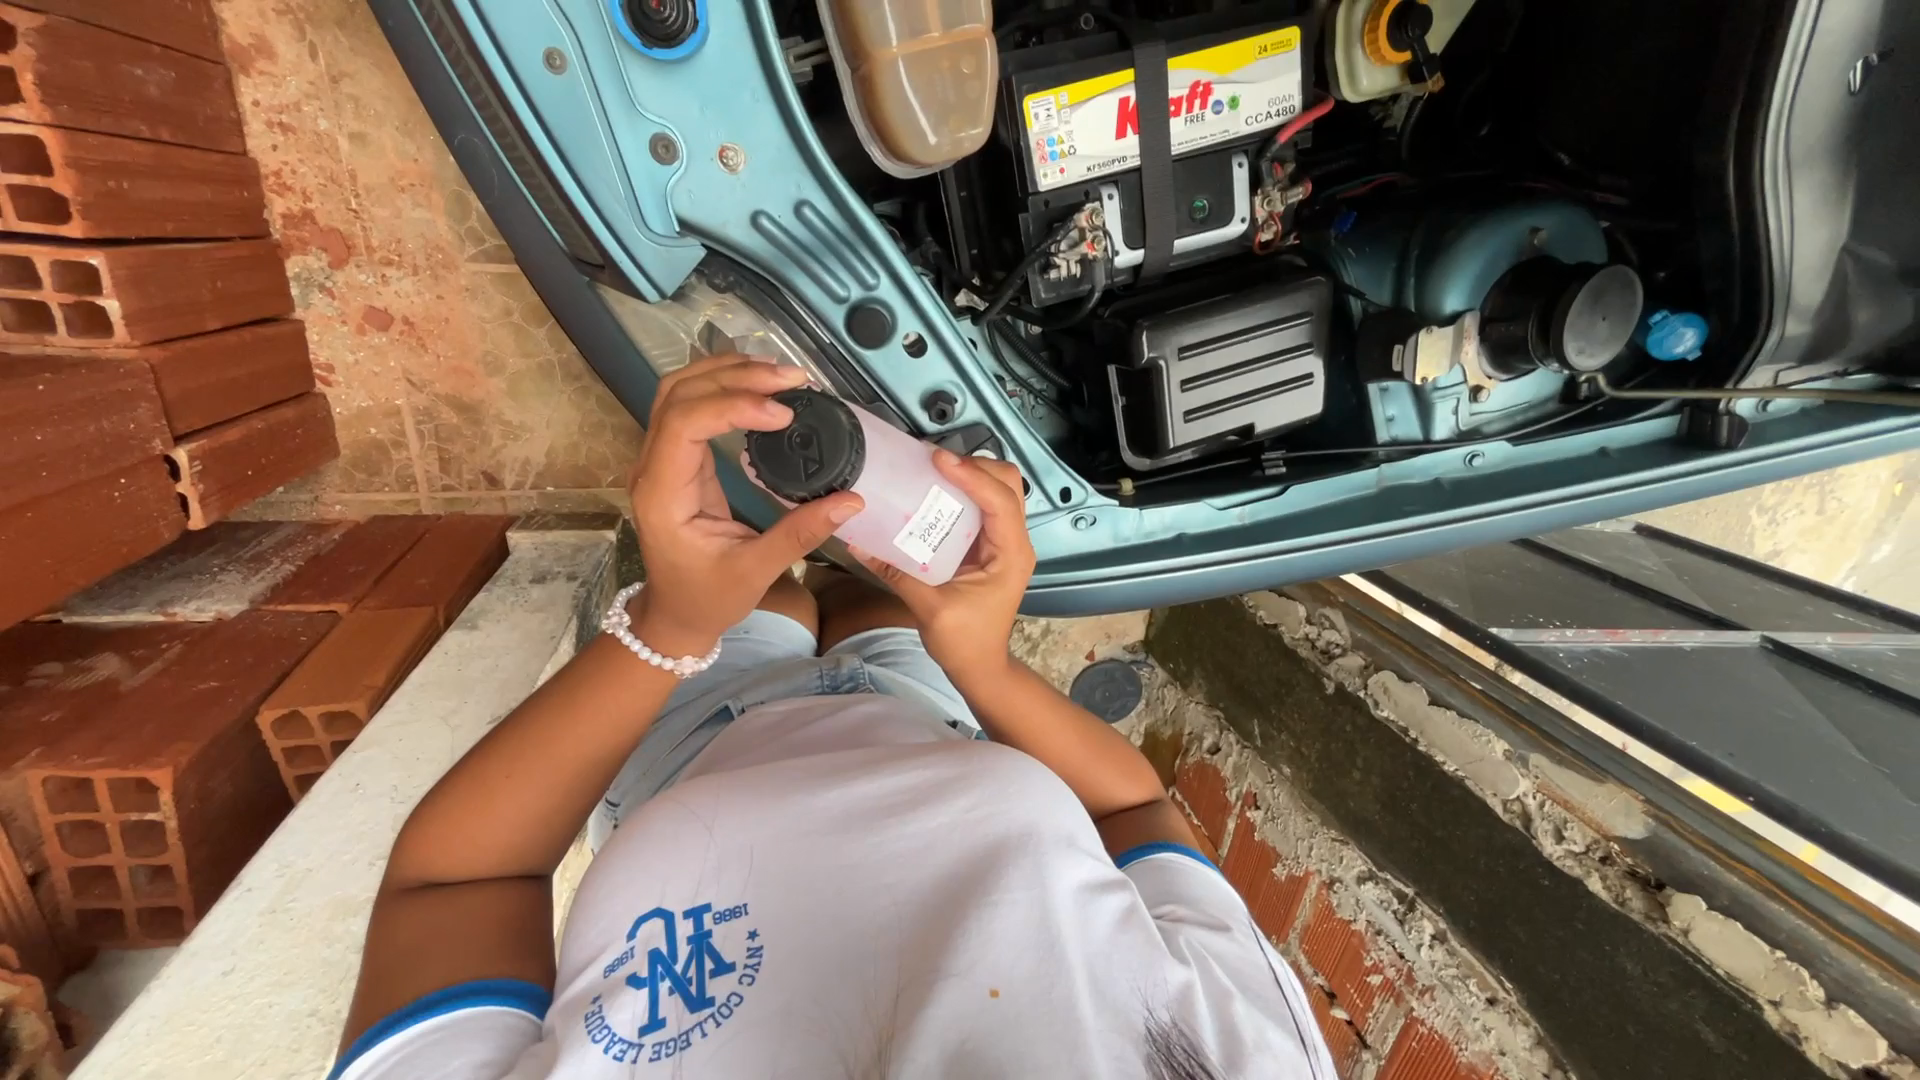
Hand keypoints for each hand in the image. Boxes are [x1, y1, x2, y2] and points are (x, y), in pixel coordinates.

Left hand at [626, 356, 862, 655]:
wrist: (676, 615)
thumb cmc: (707, 598)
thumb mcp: (755, 571)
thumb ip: (800, 534)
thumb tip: (852, 501)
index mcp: (662, 492)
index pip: (685, 423)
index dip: (733, 406)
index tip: (784, 415)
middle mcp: (653, 466)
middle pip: (680, 393)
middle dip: (736, 376)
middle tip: (792, 378)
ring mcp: (661, 458)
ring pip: (681, 390)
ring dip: (728, 372)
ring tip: (779, 373)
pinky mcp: (678, 458)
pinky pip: (691, 405)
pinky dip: (724, 385)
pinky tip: (759, 385)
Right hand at [853, 450, 1033, 685]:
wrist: (980, 667)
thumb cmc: (964, 642)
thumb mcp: (928, 607)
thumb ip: (896, 572)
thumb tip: (858, 542)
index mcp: (1011, 554)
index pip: (1000, 500)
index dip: (972, 475)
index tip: (939, 459)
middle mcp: (1015, 541)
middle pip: (1007, 484)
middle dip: (975, 465)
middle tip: (936, 463)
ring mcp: (1006, 542)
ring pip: (999, 490)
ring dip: (971, 474)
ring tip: (934, 470)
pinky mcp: (991, 545)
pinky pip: (985, 505)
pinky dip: (965, 491)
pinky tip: (936, 491)